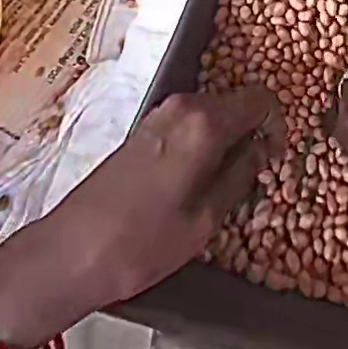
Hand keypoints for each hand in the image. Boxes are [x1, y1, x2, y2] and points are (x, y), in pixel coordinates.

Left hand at [41, 87, 284, 305]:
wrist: (71, 250)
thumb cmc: (143, 241)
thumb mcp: (206, 219)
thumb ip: (241, 174)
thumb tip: (261, 148)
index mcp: (204, 121)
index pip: (260, 99)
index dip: (276, 125)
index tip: (274, 158)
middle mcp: (183, 105)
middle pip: (236, 103)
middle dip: (252, 132)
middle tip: (254, 176)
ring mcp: (161, 112)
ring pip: (214, 112)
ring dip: (228, 138)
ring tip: (225, 184)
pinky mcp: (146, 126)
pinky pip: (191, 121)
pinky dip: (205, 140)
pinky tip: (197, 178)